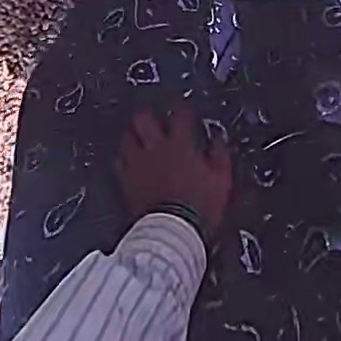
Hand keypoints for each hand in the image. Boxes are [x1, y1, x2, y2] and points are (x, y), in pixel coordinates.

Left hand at [116, 103, 231, 243]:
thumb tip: (218, 138)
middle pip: (144, 118)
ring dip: (133, 133)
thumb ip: (220, 154)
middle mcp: (156, 148)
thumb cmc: (200, 206)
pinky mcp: (126, 180)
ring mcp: (138, 163)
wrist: (173, 232)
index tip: (181, 108)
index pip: (179, 116)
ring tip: (137, 134)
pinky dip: (123, 155)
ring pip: (127, 136)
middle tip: (153, 117)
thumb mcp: (221, 180)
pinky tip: (128, 157)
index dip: (180, 108)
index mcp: (181, 145)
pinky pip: (119, 160)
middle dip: (148, 114)